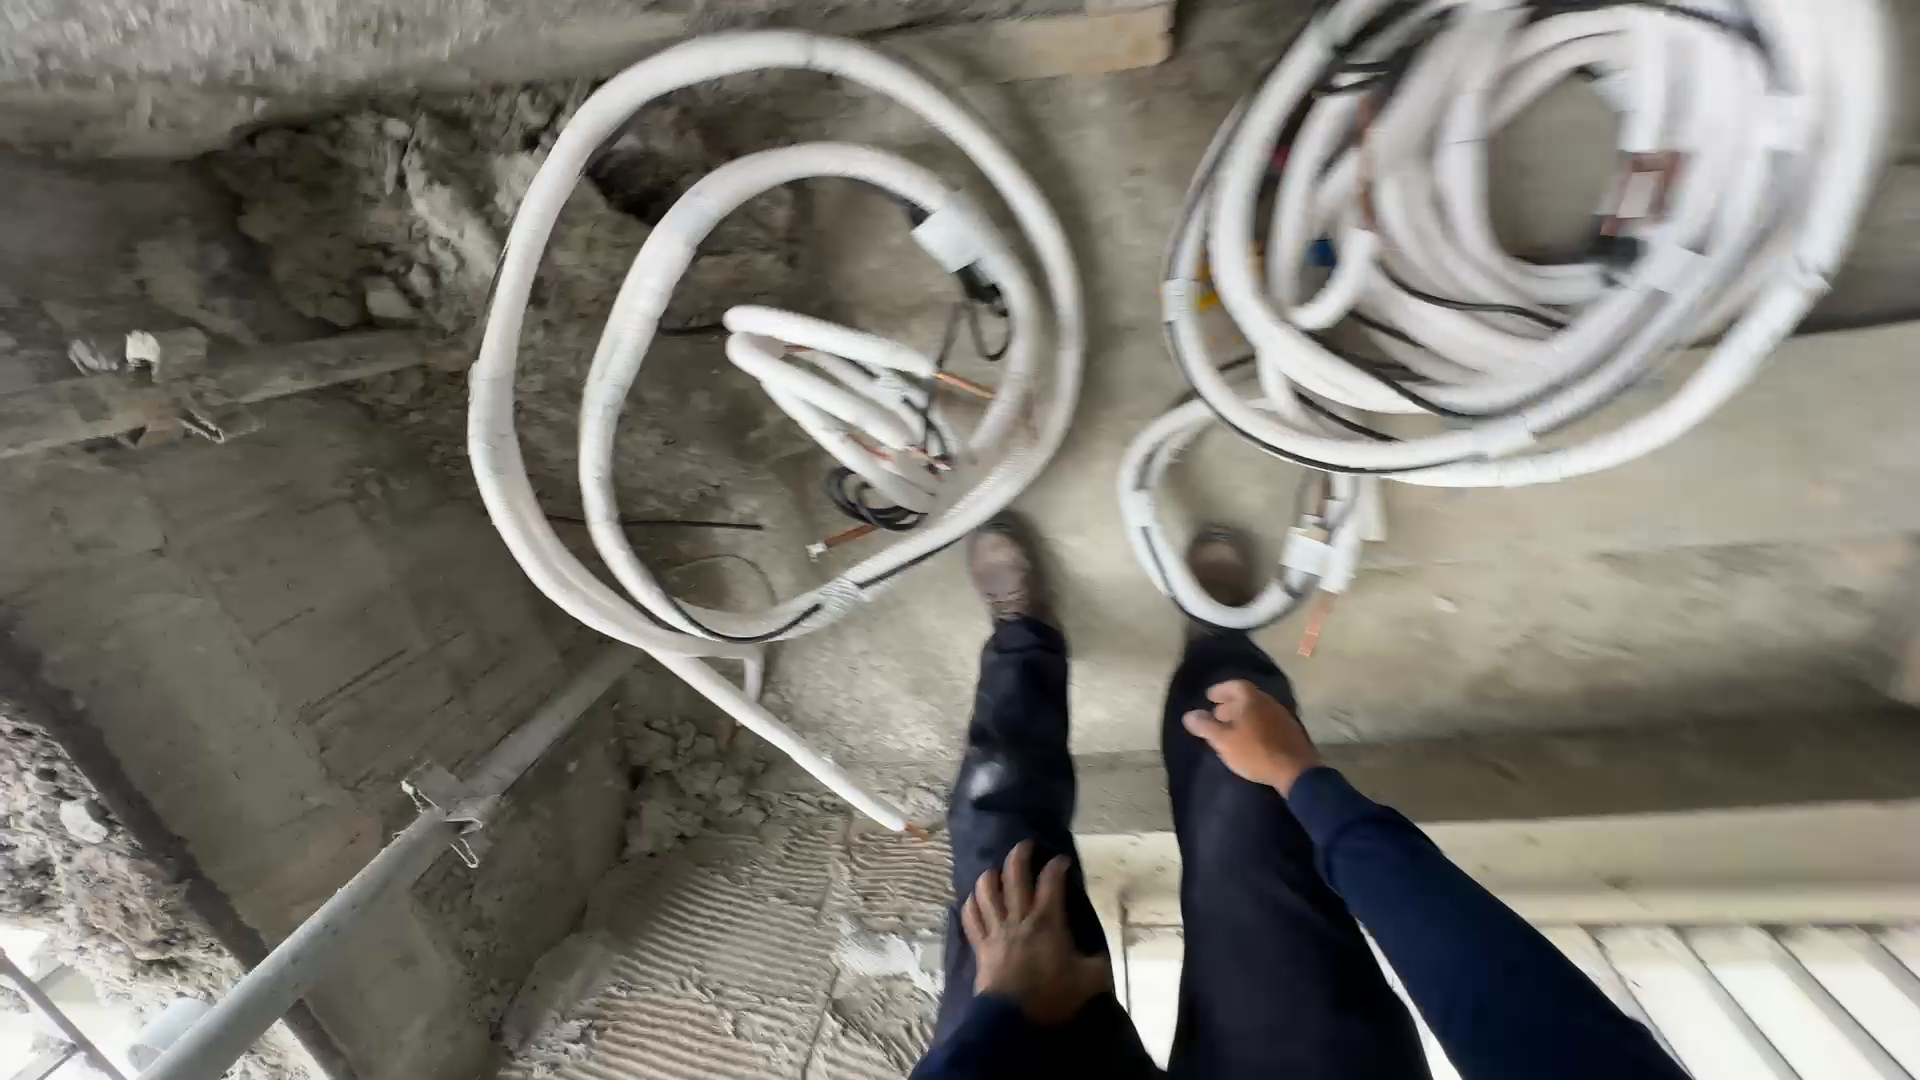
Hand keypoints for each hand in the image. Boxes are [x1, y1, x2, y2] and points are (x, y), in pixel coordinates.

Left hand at [963, 840, 1109, 1025]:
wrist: (1012, 1021)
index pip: (1051, 880)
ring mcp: (995, 929)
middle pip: (1014, 873)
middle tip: (1027, 845)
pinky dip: (970, 903)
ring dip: (990, 875)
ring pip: (986, 890)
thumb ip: (1096, 964)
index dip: (1057, 865)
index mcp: (1046, 920)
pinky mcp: (980, 945)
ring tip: (997, 870)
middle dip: (1020, 853)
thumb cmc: (1051, 997)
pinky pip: (970, 917)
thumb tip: (1099, 957)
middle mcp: (1018, 916)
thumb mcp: (1089, 982)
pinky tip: (974, 898)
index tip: (1063, 861)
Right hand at [1182, 679, 1321, 793]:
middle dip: (1230, 704)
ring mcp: (1283, 717)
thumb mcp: (1223, 741)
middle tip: (1217, 714)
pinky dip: (1256, 725)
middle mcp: (1268, 702)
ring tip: (1231, 728)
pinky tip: (1251, 739)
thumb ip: (1205, 726)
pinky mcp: (1291, 733)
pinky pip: (1268, 721)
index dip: (1220, 689)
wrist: (1296, 772)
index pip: (1235, 685)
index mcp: (1251, 699)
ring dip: (1243, 715)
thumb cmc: (1255, 752)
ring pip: (1258, 710)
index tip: (1210, 697)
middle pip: (1247, 697)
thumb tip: (1189, 714)